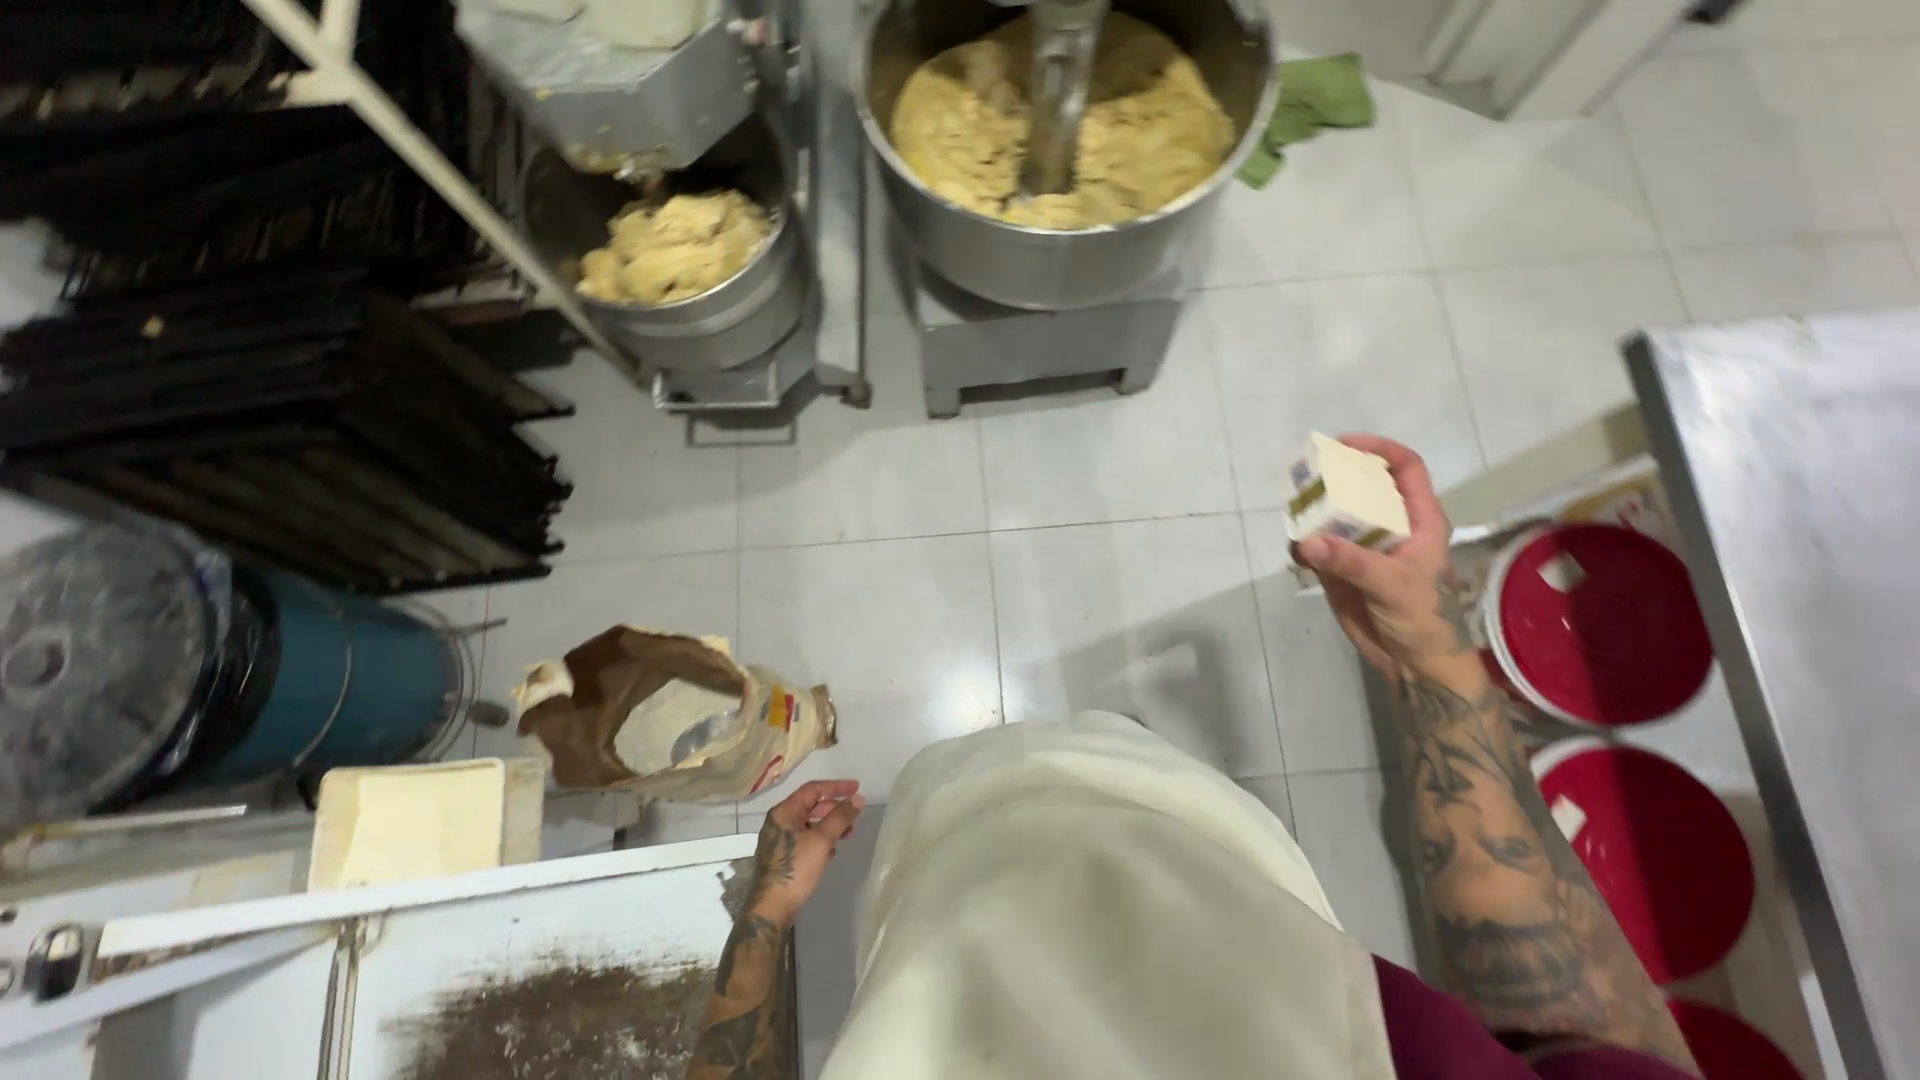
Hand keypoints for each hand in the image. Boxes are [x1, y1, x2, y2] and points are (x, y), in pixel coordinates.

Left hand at [744, 780, 864, 927]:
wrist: (772, 907)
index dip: (836, 787)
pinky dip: (821, 839)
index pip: (813, 790)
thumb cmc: (796, 868)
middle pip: (810, 806)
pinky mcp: (783, 856)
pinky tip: (833, 849)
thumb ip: (840, 817)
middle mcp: (779, 822)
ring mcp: (779, 840)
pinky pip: (805, 839)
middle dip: (834, 808)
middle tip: (854, 813)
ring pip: (809, 824)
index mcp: (784, 812)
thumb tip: (859, 798)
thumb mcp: (822, 840)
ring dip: (830, 825)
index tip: (856, 788)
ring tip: (849, 833)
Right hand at [1293, 435, 1471, 679]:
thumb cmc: (1424, 619)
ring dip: (1313, 512)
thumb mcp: (1394, 586)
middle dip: (1336, 477)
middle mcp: (1390, 526)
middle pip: (1363, 487)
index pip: (1405, 469)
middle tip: (1308, 474)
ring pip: (1335, 516)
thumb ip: (1352, 561)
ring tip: (1295, 511)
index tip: (1345, 445)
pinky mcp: (1341, 570)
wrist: (1413, 665)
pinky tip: (1298, 552)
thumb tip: (1306, 542)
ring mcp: (1364, 547)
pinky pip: (1317, 548)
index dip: (1379, 450)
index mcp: (1419, 520)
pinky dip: (1303, 546)